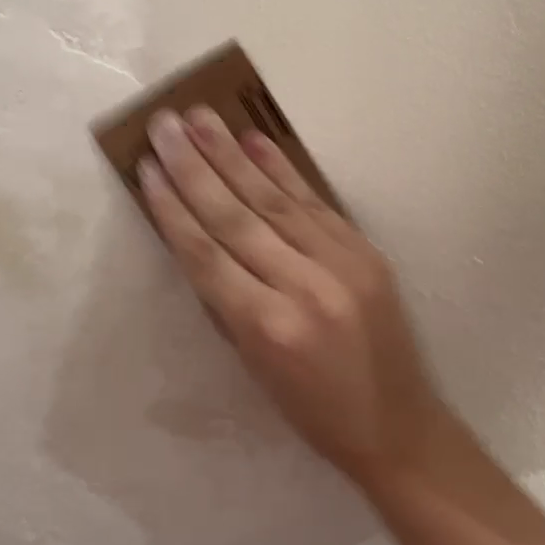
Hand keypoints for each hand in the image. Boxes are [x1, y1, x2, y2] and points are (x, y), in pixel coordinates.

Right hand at [138, 106, 448, 483]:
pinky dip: (282, 170)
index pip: (207, 255)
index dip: (172, 209)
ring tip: (200, 118)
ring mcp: (341, 264)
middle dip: (194, 167)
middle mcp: (303, 287)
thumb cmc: (312, 412)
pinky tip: (254, 140)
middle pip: (236, 216)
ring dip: (232, 155)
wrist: (397, 426)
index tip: (146, 168)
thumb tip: (197, 239)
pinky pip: (314, 203)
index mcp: (268, 327)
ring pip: (274, 200)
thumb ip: (226, 303)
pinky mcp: (365, 252)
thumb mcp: (253, 368)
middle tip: (164, 124)